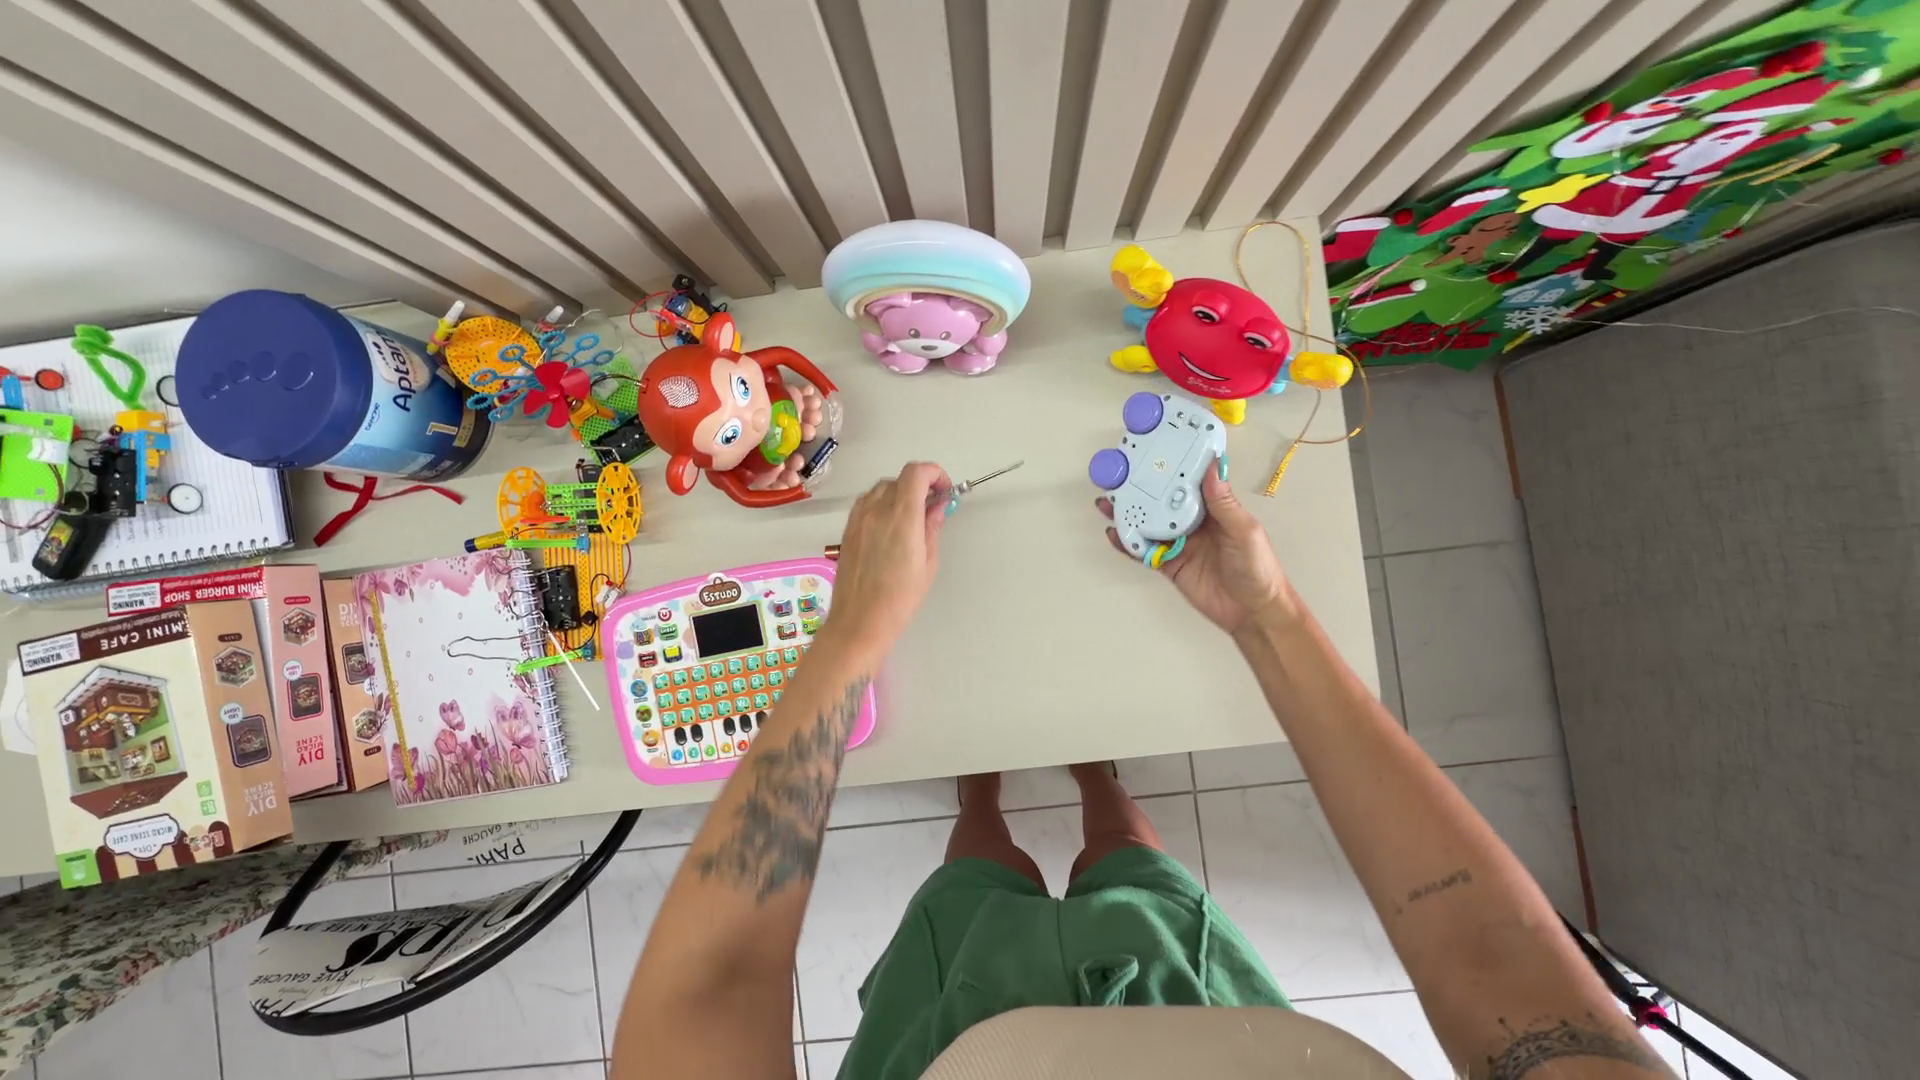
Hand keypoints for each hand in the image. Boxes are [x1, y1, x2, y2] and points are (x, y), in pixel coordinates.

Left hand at [821, 462, 950, 662]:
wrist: (860, 621)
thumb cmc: (900, 598)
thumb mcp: (928, 563)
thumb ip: (932, 528)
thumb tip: (937, 506)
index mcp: (901, 517)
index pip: (916, 473)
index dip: (935, 473)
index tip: (944, 490)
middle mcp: (877, 511)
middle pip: (900, 478)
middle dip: (920, 485)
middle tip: (933, 506)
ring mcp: (858, 519)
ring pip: (882, 488)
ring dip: (900, 492)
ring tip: (912, 516)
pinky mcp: (848, 529)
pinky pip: (866, 502)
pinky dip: (882, 503)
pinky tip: (890, 525)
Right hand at [1098, 462, 1294, 635]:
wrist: (1252, 611)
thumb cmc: (1257, 568)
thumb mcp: (1244, 531)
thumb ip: (1224, 502)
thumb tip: (1212, 467)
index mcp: (1214, 508)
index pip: (1188, 482)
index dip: (1171, 467)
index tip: (1152, 452)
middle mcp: (1193, 522)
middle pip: (1162, 501)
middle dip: (1141, 489)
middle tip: (1118, 476)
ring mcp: (1179, 543)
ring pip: (1149, 523)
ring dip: (1129, 514)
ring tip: (1107, 503)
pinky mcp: (1169, 564)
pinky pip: (1145, 551)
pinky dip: (1128, 544)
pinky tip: (1114, 534)